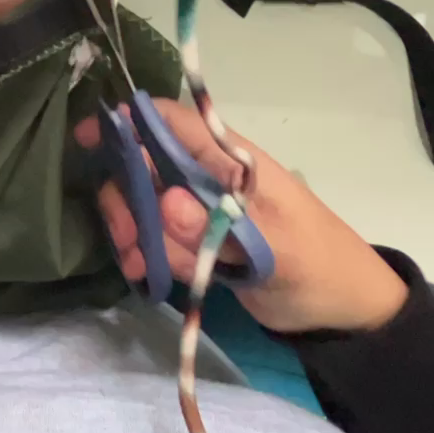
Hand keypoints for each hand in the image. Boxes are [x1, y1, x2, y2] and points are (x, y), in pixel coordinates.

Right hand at [75, 99, 407, 332]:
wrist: (343, 311)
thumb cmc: (318, 267)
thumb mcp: (276, 250)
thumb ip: (219, 227)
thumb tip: (166, 202)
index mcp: (231, 160)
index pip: (173, 121)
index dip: (129, 121)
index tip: (90, 139)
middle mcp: (208, 174)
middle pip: (146, 162)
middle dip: (125, 195)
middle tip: (125, 235)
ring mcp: (200, 206)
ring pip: (145, 201)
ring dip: (133, 229)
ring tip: (137, 262)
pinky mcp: (196, 236)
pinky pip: (157, 234)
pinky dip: (145, 250)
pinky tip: (144, 271)